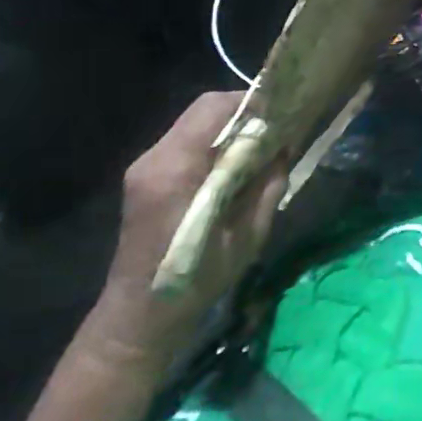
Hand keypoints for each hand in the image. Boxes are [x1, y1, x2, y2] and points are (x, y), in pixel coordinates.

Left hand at [89, 92, 287, 361]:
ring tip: (256, 147)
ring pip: (192, 124)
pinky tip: (230, 165)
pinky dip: (210, 144)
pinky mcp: (144, 176)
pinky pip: (183, 143)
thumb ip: (266, 189)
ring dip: (226, 128)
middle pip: (201, 111)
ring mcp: (145, 165)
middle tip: (272, 129)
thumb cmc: (195, 283)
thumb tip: (283, 150)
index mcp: (175, 170)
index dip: (249, 103)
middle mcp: (154, 157)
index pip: (212, 109)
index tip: (280, 114)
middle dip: (240, 113)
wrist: (138, 316)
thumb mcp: (244, 239)